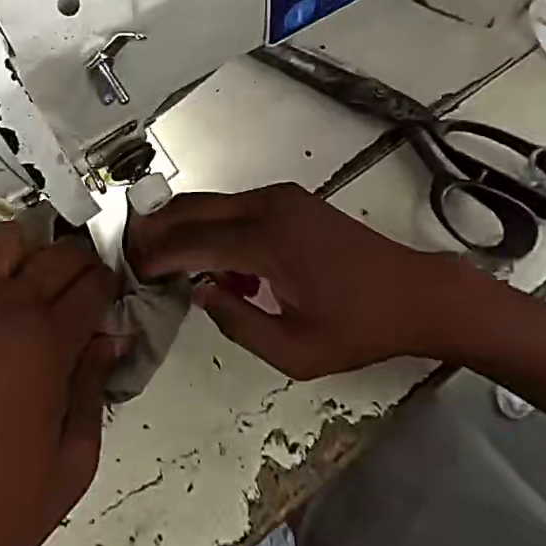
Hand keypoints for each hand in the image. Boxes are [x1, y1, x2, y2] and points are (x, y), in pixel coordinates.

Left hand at [0, 226, 121, 545]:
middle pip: (59, 257)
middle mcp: (7, 313)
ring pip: (14, 244)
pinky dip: (0, 254)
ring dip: (43, 249)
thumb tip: (111, 342)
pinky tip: (12, 274)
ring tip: (56, 271)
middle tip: (97, 281)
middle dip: (86, 261)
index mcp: (47, 344)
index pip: (93, 287)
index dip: (113, 285)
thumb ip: (95, 389)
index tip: (119, 294)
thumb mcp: (73, 462)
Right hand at [129, 183, 475, 379]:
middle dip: (159, 228)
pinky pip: (237, 207)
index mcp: (268, 240)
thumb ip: (238, 323)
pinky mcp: (292, 199)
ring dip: (187, 228)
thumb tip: (199, 293)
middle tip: (133, 254)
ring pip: (214, 202)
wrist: (413, 291)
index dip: (158, 255)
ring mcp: (283, 196)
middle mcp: (270, 205)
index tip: (132, 269)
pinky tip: (223, 267)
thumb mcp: (296, 349)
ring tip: (167, 263)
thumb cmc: (358, 326)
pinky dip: (217, 228)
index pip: (194, 241)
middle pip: (196, 207)